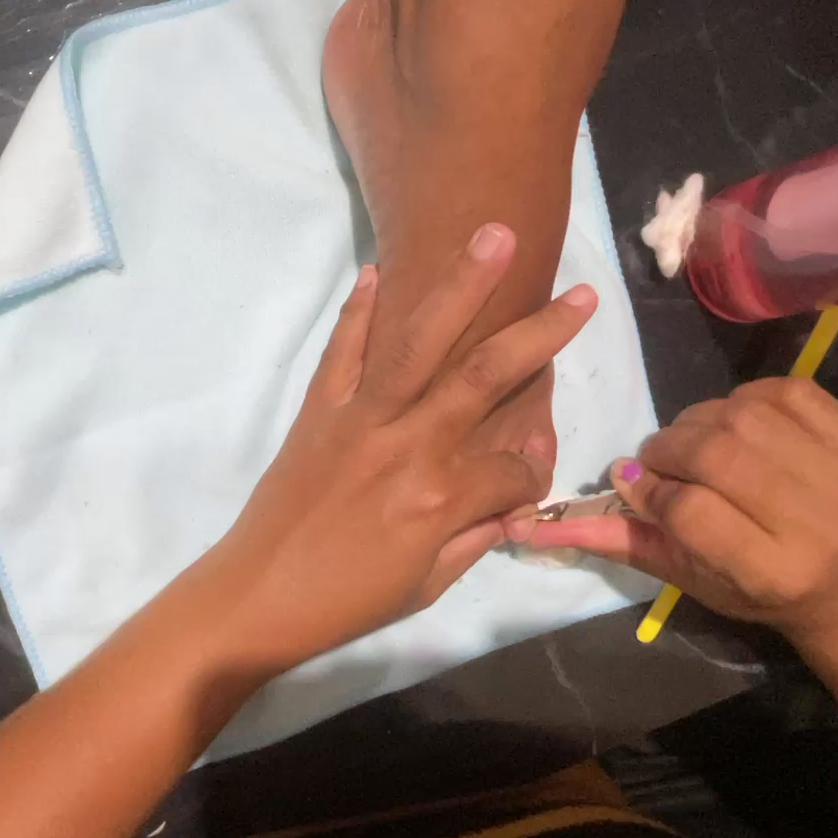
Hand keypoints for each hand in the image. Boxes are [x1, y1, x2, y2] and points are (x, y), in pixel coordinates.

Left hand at [193, 224, 595, 675]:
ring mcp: (358, 420)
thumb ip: (473, 537)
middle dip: (539, 334)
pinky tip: (375, 271)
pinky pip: (340, 352)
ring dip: (458, 287)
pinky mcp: (316, 411)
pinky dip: (356, 312)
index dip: (530, 477)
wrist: (257, 594)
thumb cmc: (345, 602)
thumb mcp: (426, 586)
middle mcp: (408, 446)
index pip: (513, 470)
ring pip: (416, 345)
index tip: (523, 483)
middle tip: (580, 293)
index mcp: (441, 499)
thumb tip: (507, 504)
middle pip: (486, 377)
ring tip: (492, 236)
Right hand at [527, 377, 837, 637]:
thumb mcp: (683, 577)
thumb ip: (623, 543)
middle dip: (669, 449)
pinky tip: (735, 422)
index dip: (651, 492)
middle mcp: (818, 523)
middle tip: (656, 459)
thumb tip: (543, 527)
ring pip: (745, 416)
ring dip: (699, 420)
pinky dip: (744, 398)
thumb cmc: (751, 588)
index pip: (691, 512)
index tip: (632, 485)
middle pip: (719, 456)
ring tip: (690, 441)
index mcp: (770, 572)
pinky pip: (785, 391)